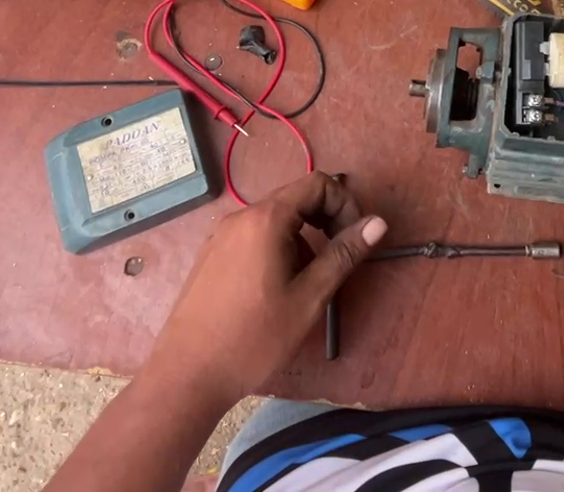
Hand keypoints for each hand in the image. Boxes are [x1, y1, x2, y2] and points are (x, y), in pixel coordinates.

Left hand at [144, 172, 386, 400]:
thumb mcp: (309, 297)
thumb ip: (344, 254)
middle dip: (327, 220)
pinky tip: (276, 289)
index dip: (345, 204)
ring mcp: (221, 236)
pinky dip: (279, 248)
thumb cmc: (253, 338)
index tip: (354, 239)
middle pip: (297, 198)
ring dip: (304, 238)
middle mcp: (241, 217)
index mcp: (267, 219)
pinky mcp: (211, 256)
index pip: (318, 184)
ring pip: (277, 219)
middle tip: (339, 258)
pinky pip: (255, 236)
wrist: (185, 379)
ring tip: (306, 283)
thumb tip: (378, 222)